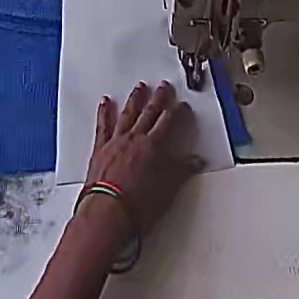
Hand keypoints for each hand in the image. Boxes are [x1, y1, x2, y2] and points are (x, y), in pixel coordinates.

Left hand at [82, 81, 201, 235]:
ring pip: (128, 114)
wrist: (107, 213)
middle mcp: (135, 138)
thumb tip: (197, 161)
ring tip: (140, 87)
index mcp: (153, 147)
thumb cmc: (137, 205)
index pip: (169, 122)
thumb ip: (182, 171)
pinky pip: (103, 125)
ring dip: (135, 99)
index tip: (183, 105)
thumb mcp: (167, 189)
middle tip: (164, 86)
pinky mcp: (101, 148)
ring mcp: (116, 141)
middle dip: (159, 98)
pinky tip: (105, 102)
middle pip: (150, 112)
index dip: (178, 112)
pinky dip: (104, 112)